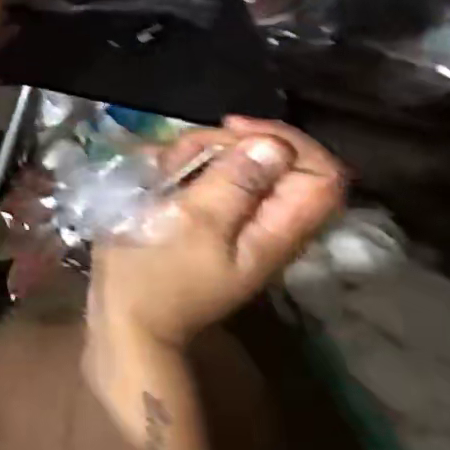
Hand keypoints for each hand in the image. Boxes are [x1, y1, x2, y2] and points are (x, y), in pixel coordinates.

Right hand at [90, 117, 345, 349]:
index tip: (231, 130)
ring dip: (201, 153)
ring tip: (162, 165)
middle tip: (182, 150)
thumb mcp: (192, 223)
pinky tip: (159, 175)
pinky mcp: (211, 224)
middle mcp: (267, 225)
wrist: (128, 319)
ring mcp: (238, 225)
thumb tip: (274, 146)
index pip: (320, 173)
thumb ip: (234, 183)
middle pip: (277, 163)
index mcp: (276, 230)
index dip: (285, 140)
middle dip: (229, 143)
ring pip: (240, 167)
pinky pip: (214, 181)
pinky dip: (188, 168)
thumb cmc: (156, 272)